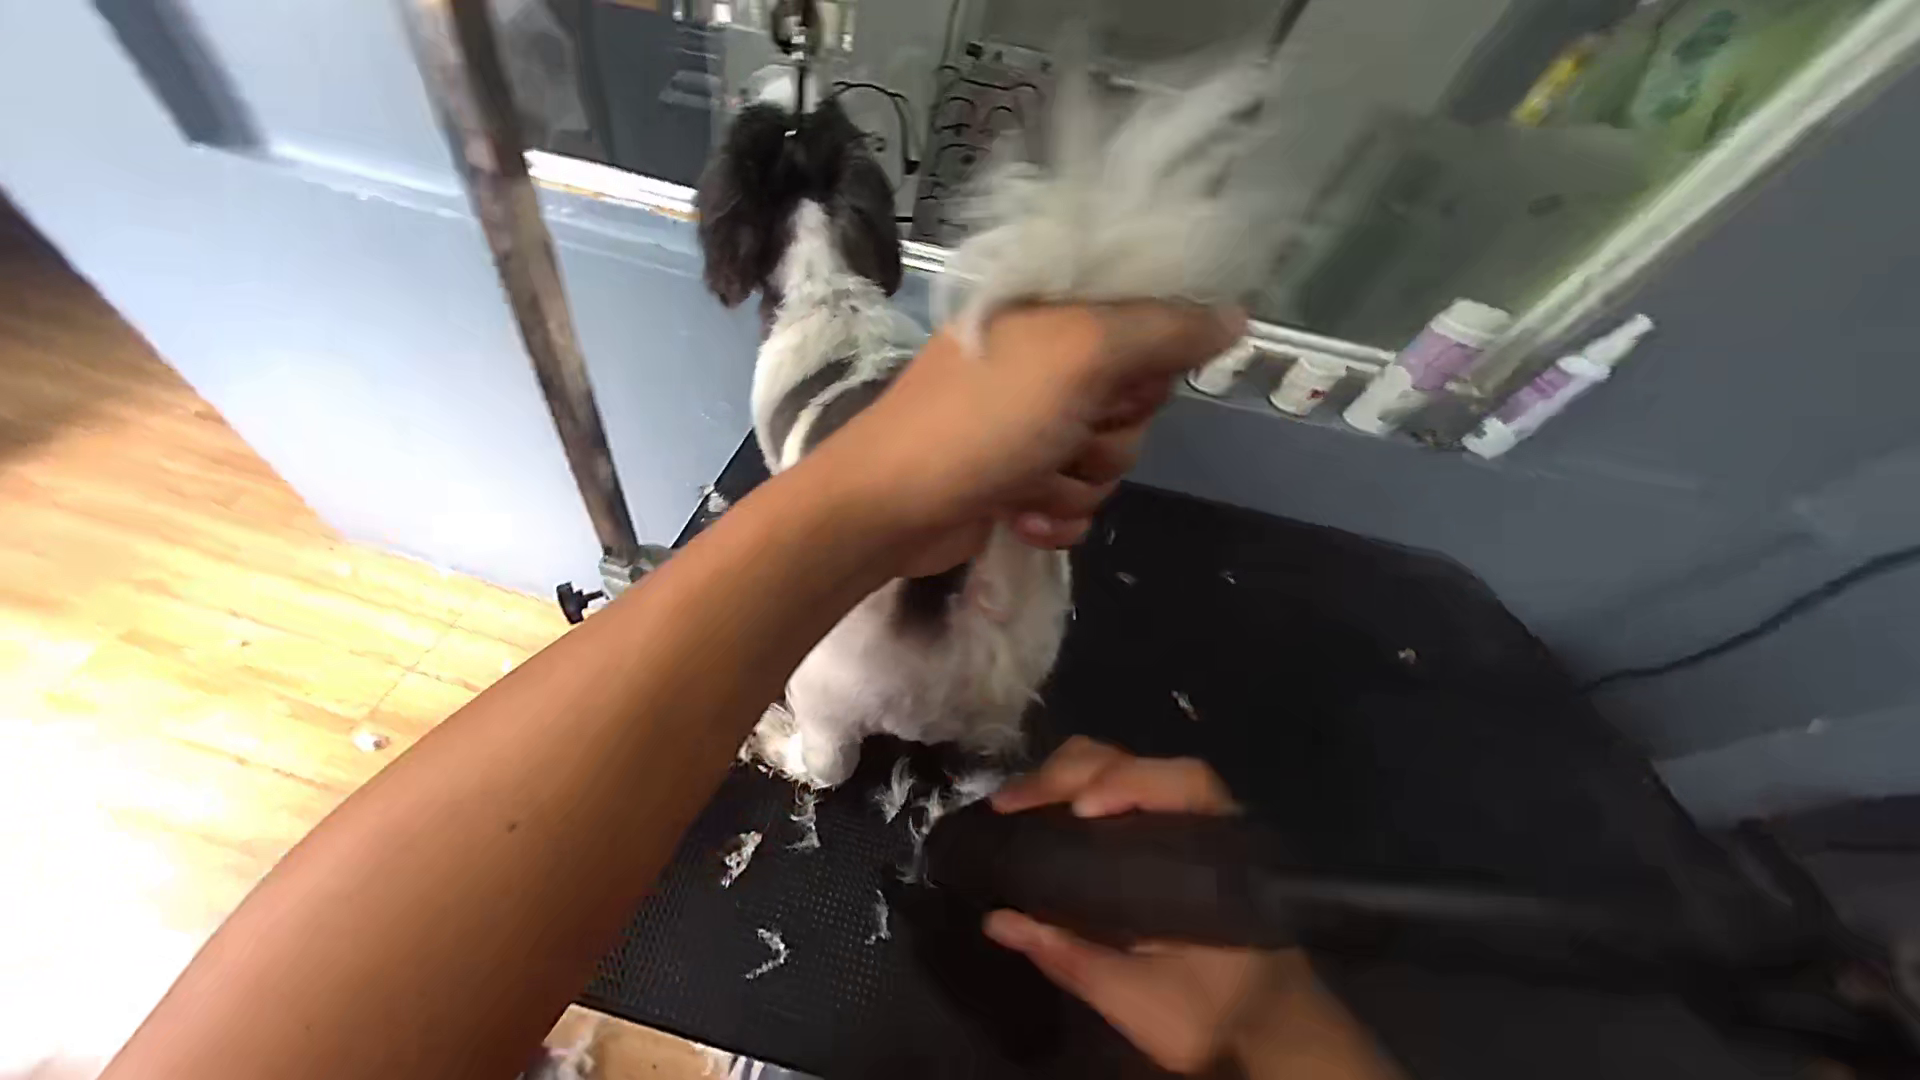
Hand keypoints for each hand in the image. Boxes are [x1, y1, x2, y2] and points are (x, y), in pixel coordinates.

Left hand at [815, 304, 1242, 573]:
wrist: (893, 508)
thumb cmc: (981, 423)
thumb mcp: (1079, 356)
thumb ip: (1163, 331)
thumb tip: (1235, 317)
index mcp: (1059, 317)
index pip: (1151, 329)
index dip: (1147, 368)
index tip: (1122, 385)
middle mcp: (1048, 368)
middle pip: (1135, 406)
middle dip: (1105, 437)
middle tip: (1061, 434)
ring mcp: (1032, 429)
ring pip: (1107, 464)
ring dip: (1071, 485)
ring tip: (1022, 482)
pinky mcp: (1021, 483)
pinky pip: (1076, 506)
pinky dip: (1052, 518)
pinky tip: (1016, 516)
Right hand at [980, 737, 1288, 1074]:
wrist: (1264, 1025)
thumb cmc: (1218, 1013)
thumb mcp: (1148, 1004)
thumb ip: (1076, 962)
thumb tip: (998, 920)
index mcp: (1216, 850)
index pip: (1185, 782)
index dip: (1129, 781)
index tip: (1081, 811)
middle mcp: (1195, 816)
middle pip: (1131, 760)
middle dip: (1068, 772)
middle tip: (1012, 803)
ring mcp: (1169, 815)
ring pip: (1114, 762)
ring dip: (1061, 773)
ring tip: (1015, 800)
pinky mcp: (1149, 824)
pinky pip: (1105, 783)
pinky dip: (1066, 785)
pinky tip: (1036, 806)